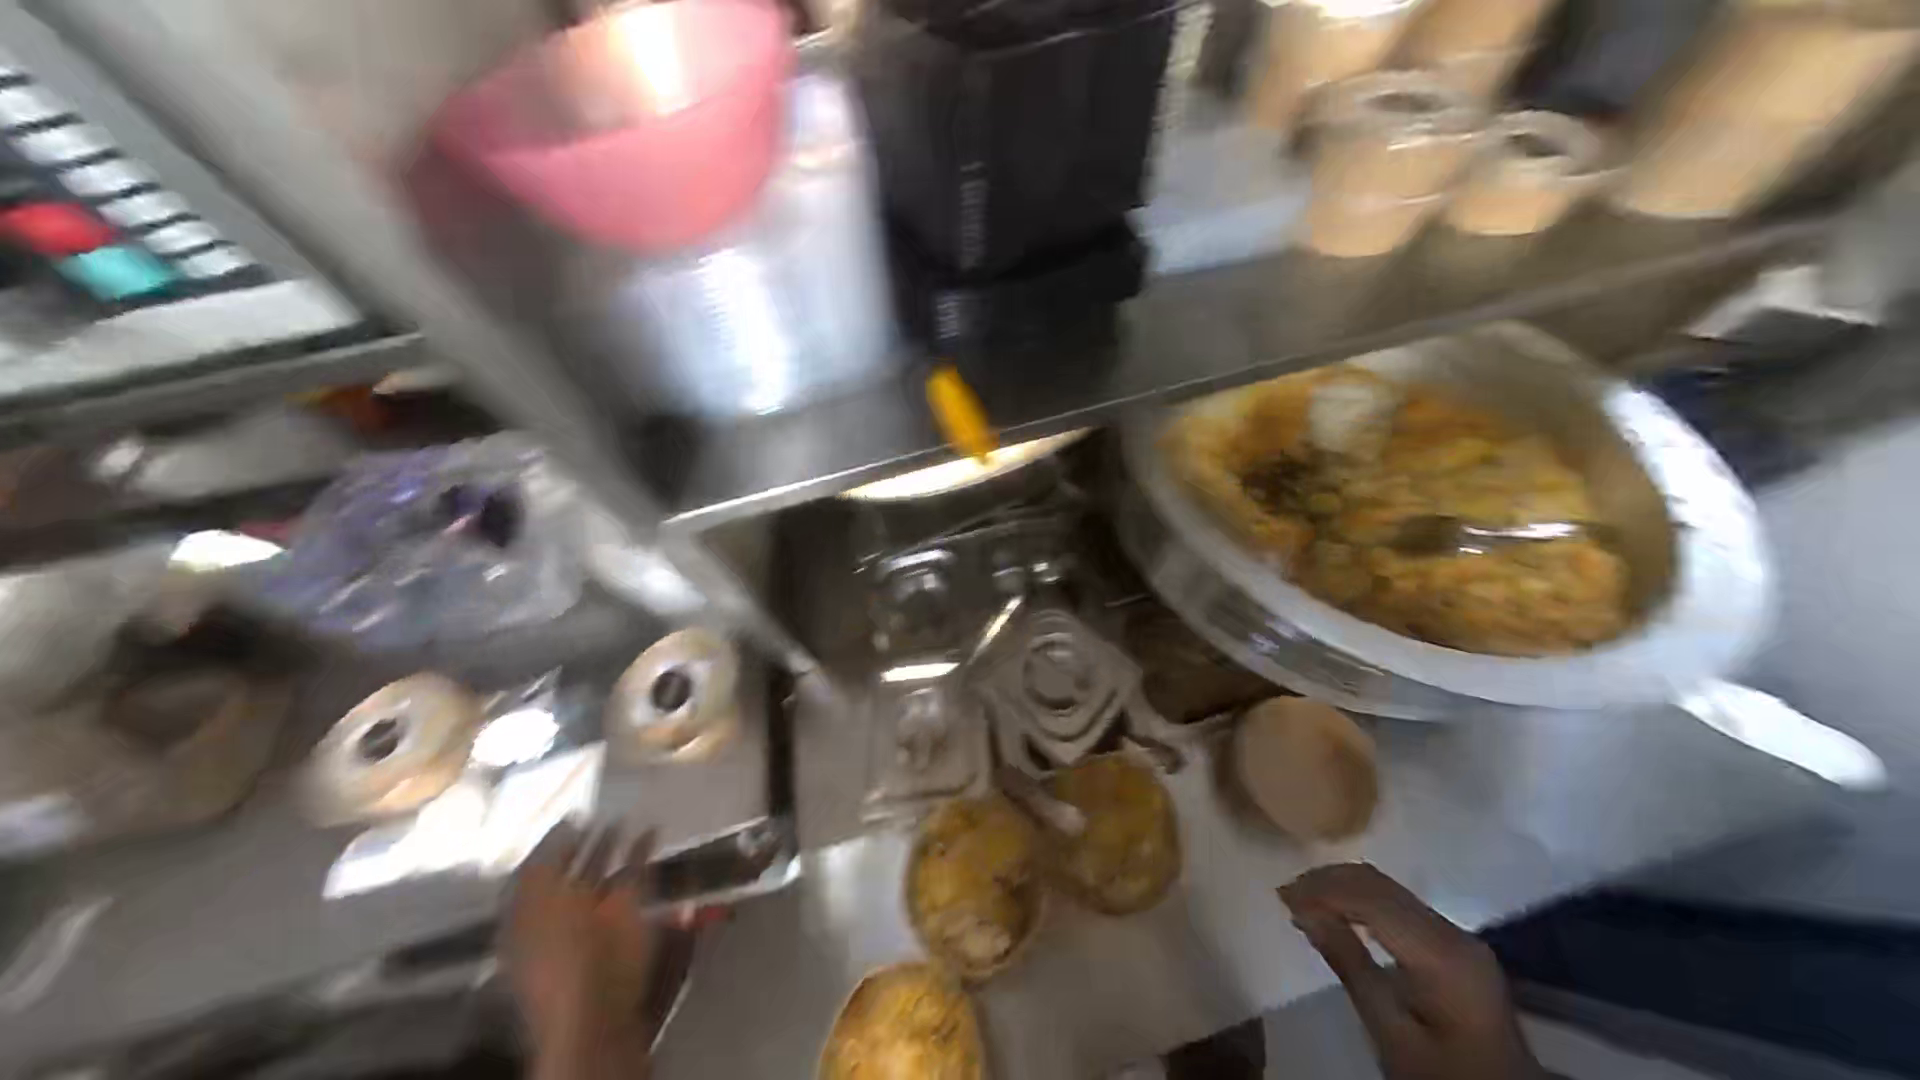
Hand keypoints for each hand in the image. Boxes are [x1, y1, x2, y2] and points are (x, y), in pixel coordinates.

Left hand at [505, 823, 657, 1079]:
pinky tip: (651, 831)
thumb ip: (546, 863)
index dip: (551, 840)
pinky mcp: (628, 918)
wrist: (598, 1010)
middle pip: (568, 872)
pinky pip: (633, 878)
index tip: (572, 811)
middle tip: (600, 809)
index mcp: (527, 913)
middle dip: (584, 842)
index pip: (535, 868)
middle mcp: (559, 914)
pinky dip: (641, 854)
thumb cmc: (561, 953)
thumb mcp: (538, 902)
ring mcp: (595, 918)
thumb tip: (564, 825)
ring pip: (601, 875)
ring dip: (613, 845)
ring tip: (625, 816)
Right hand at [1280, 863, 1542, 1079]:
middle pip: (1381, 885)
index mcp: (1442, 953)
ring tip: (1303, 899)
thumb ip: (1350, 967)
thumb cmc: (1444, 1076)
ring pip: (1389, 889)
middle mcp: (1454, 933)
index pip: (1371, 898)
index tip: (1282, 896)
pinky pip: (1399, 905)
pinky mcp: (1455, 946)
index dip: (1322, 890)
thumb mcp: (1392, 1035)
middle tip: (1286, 894)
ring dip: (1342, 887)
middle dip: (1328, 882)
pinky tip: (1338, 912)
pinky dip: (1361, 901)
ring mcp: (1459, 937)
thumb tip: (1305, 911)